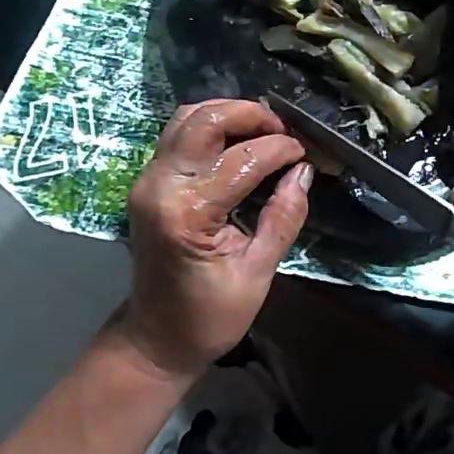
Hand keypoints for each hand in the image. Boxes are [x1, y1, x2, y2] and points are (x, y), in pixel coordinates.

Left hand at [123, 100, 311, 381]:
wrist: (154, 339)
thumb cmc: (209, 316)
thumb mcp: (258, 273)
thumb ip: (283, 218)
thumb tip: (303, 172)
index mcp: (187, 213)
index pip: (241, 158)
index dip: (280, 149)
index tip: (305, 155)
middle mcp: (160, 186)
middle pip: (204, 120)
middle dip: (251, 115)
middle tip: (285, 131)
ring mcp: (148, 181)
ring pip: (187, 118)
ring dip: (230, 115)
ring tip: (266, 132)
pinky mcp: (149, 182)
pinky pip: (180, 135)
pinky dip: (213, 127)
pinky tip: (241, 141)